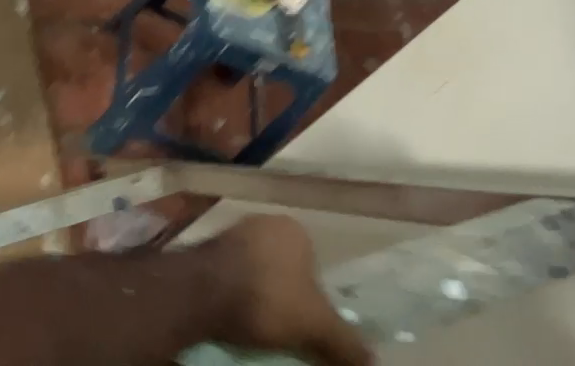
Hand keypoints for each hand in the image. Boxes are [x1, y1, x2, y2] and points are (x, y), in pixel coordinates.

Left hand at [210, 215, 374, 365]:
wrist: (202, 292)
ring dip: (260, 297)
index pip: (315, 265)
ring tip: (263, 330)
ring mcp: (229, 233)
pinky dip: (236, 296)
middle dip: (288, 297)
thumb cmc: (268, 297)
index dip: (317, 298)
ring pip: (256, 272)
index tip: (313, 325)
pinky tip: (237, 317)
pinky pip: (231, 278)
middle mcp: (261, 222)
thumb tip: (372, 360)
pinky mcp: (205, 251)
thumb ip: (347, 342)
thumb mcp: (318, 326)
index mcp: (292, 228)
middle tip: (289, 331)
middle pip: (285, 268)